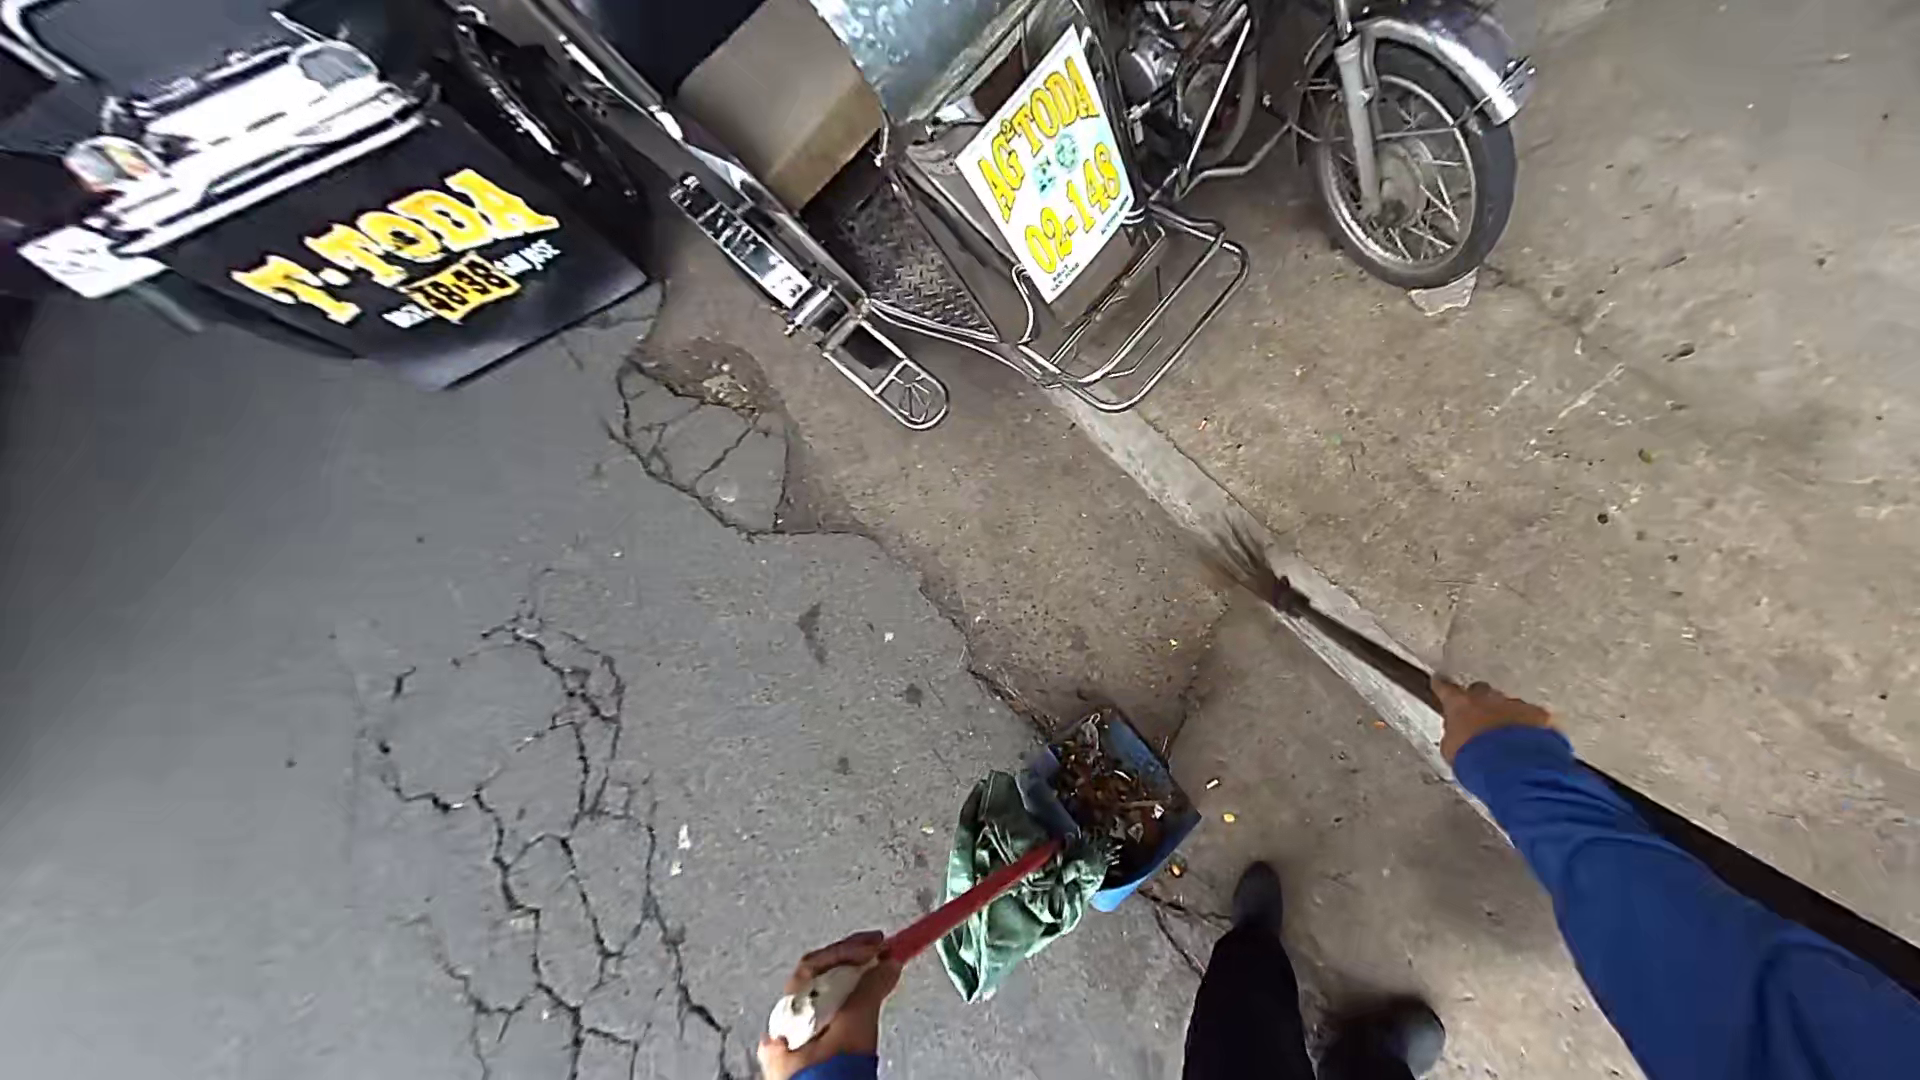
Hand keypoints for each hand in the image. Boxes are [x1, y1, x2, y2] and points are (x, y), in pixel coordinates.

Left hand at [758, 931, 902, 1079]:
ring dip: (853, 983)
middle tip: (880, 953)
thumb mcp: (856, 1026)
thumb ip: (872, 987)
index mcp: (783, 1021)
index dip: (848, 949)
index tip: (877, 942)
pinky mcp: (808, 1065)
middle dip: (851, 964)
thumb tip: (888, 962)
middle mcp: (780, 1033)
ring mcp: (792, 1051)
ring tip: (878, 975)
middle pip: (818, 981)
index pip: (814, 965)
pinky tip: (866, 1003)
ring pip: (824, 1001)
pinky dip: (850, 1005)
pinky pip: (828, 1022)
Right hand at [1432, 676, 1553, 763]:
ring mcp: (1515, 705)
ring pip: (1510, 704)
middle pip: (1481, 690)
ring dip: (1508, 715)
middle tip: (1482, 716)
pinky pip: (1537, 717)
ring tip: (1510, 736)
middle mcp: (1486, 699)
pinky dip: (1534, 727)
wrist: (1514, 769)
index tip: (1440, 681)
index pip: (1445, 688)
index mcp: (1459, 704)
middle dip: (1481, 701)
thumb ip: (1453, 734)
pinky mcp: (1541, 716)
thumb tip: (1456, 735)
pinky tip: (1533, 741)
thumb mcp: (1451, 748)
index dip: (1442, 685)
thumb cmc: (1475, 758)